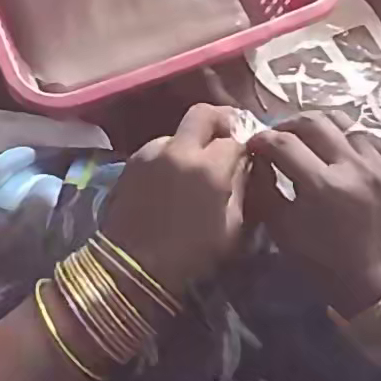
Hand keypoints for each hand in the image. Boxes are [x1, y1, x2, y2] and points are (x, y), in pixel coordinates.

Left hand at [100, 104, 248, 298]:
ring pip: (179, 131)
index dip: (247, 146)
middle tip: (228, 138)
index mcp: (208, 167)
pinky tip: (173, 177)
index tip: (250, 157)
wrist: (131, 267)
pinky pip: (159, 147)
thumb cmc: (189, 255)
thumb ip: (243, 189)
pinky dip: (171, 155)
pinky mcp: (132, 161)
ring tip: (197, 166)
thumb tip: (246, 166)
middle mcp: (178, 149)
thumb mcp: (231, 229)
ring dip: (192, 141)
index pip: (236, 139)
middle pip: (204, 113)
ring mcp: (151, 152)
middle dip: (221, 120)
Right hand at [245, 111, 380, 314]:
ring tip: (305, 139)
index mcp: (322, 186)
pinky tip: (336, 151)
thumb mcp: (280, 228)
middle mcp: (353, 167)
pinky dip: (346, 138)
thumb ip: (263, 187)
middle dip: (287, 126)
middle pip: (313, 122)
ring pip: (343, 122)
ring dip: (318, 127)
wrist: (376, 280)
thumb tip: (257, 157)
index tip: (252, 146)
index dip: (261, 139)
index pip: (282, 143)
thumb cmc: (321, 259)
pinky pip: (367, 137)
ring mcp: (379, 165)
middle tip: (276, 138)